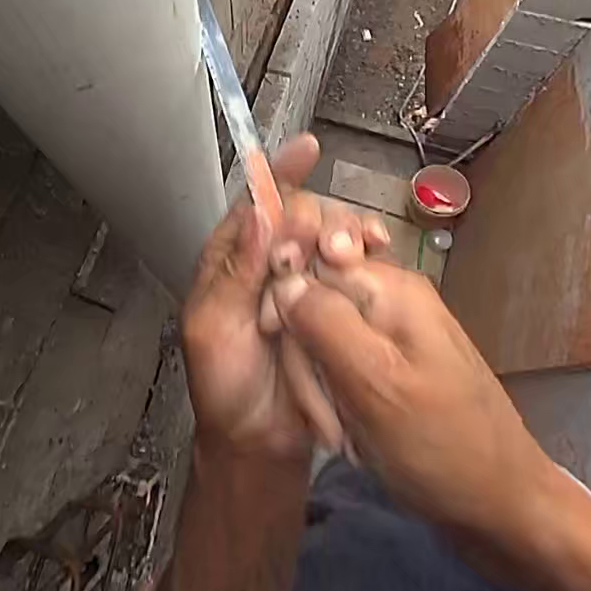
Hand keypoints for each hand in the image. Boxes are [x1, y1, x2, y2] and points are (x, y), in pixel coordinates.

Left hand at [179, 135, 392, 460]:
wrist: (260, 441)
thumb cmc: (225, 385)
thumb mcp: (213, 328)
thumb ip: (233, 272)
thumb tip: (256, 212)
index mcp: (230, 260)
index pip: (253, 205)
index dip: (276, 175)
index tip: (305, 149)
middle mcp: (267, 262)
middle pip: (296, 214)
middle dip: (311, 219)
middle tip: (313, 253)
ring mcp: (303, 281)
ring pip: (327, 235)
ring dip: (342, 232)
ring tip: (352, 249)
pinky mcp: (333, 303)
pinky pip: (351, 266)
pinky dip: (364, 252)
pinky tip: (377, 250)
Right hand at [268, 251, 585, 555]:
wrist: (500, 507)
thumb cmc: (441, 446)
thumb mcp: (375, 383)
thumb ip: (325, 322)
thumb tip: (284, 279)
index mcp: (389, 287)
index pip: (309, 260)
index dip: (284, 297)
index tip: (273, 338)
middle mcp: (388, 296)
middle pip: (312, 300)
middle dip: (303, 356)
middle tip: (324, 418)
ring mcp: (388, 329)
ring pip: (319, 337)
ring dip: (317, 385)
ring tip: (341, 435)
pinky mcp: (387, 360)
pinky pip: (339, 362)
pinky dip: (332, 395)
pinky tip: (347, 431)